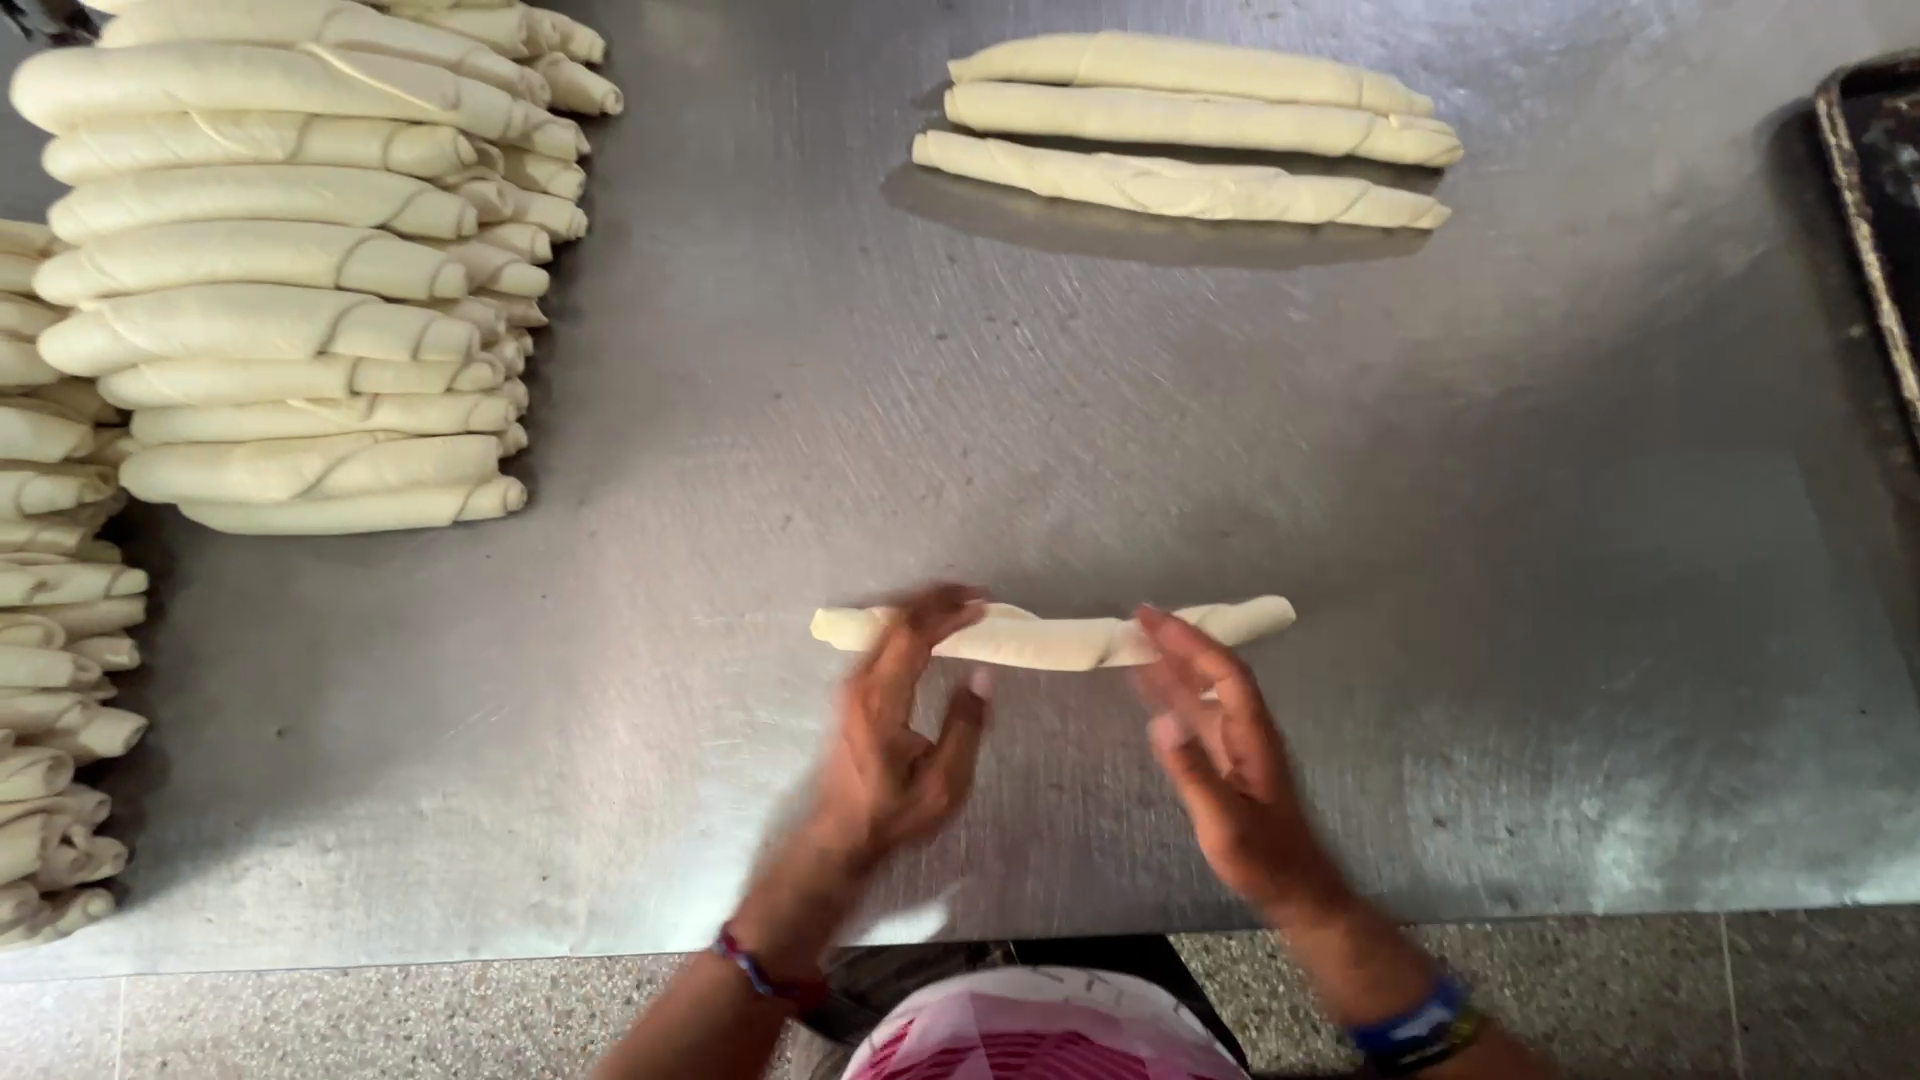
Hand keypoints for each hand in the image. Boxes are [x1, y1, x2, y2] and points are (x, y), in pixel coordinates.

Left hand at [802, 583, 992, 876]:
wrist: (842, 833)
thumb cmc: (895, 812)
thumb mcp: (944, 784)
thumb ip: (965, 727)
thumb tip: (982, 676)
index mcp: (882, 701)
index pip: (914, 637)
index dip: (949, 614)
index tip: (982, 607)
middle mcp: (859, 682)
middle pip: (896, 619)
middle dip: (937, 597)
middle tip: (976, 592)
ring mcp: (850, 683)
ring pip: (885, 624)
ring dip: (922, 605)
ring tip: (958, 601)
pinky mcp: (850, 690)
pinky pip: (881, 637)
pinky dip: (909, 621)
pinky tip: (929, 623)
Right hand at [1133, 605, 1347, 918]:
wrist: (1295, 891)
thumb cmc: (1263, 859)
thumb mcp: (1224, 821)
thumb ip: (1193, 772)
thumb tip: (1160, 720)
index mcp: (1252, 734)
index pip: (1223, 672)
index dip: (1190, 641)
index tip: (1153, 619)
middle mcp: (1245, 728)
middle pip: (1213, 670)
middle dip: (1178, 640)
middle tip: (1138, 617)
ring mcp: (1235, 742)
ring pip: (1202, 688)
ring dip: (1172, 661)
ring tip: (1137, 639)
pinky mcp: (1224, 758)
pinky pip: (1195, 712)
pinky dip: (1171, 692)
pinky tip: (1150, 685)